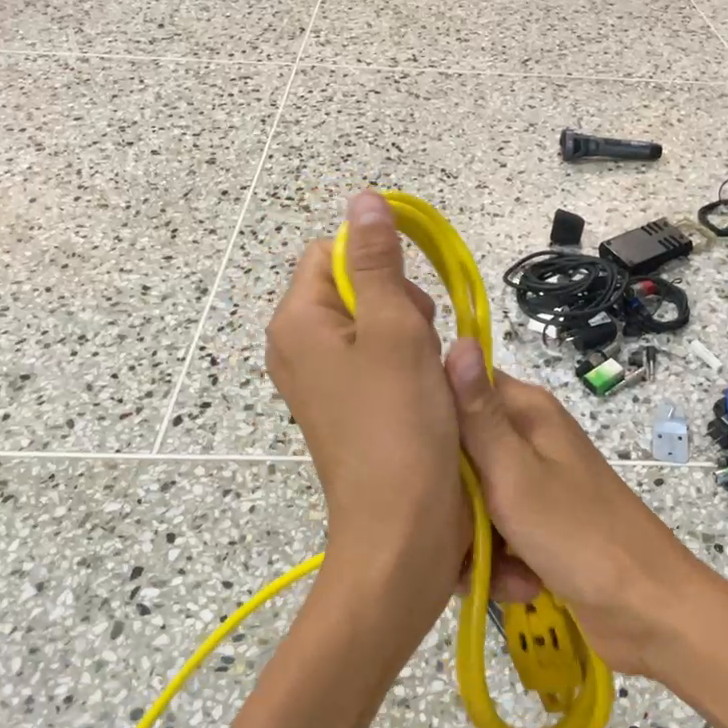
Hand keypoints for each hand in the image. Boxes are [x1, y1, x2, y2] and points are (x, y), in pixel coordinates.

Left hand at [265, 192, 467, 588]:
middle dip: (400, 304)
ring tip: (428, 376)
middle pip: (357, 286)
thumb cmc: (399, 423)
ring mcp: (321, 381)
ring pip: (376, 324)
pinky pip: (379, 362)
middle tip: (420, 347)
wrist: (402, 529)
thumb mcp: (394, 329)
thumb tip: (363, 198)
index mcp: (298, 321)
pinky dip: (408, 368)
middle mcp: (299, 346)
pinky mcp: (346, 408)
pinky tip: (427, 394)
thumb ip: (379, 260)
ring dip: (412, 338)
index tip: (408, 304)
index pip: (334, 252)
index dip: (379, 264)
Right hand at [442, 340, 716, 676]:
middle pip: (459, 454)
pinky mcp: (538, 527)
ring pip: (470, 503)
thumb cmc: (577, 533)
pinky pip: (494, 537)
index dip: (430, 413)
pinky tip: (519, 585)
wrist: (645, 608)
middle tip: (459, 527)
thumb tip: (459, 339)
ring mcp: (534, 485)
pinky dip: (501, 565)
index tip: (407, 450)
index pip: (461, 386)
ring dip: (475, 543)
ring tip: (493, 569)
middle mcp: (529, 439)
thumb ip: (478, 415)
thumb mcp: (514, 472)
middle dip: (453, 499)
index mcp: (527, 411)